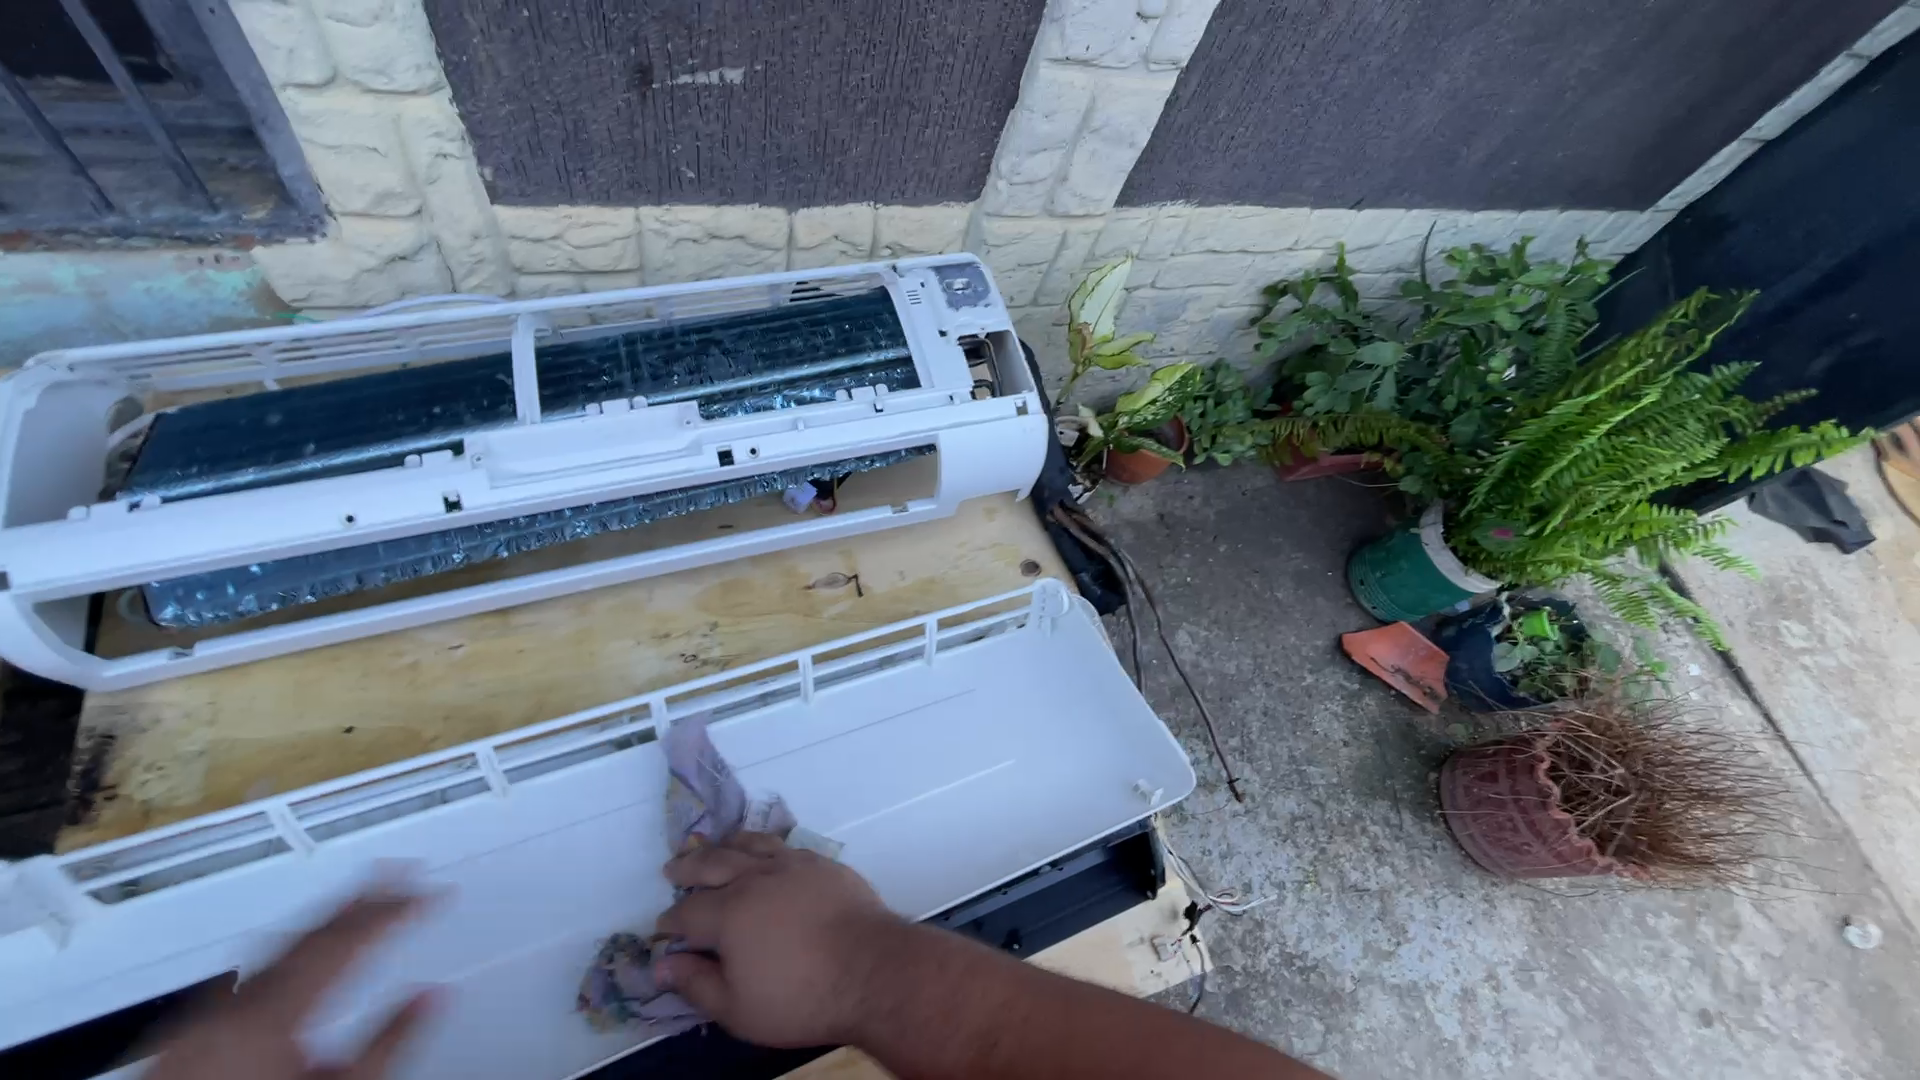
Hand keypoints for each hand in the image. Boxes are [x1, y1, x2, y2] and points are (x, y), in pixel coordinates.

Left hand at [146, 888, 436, 1079]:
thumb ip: (388, 1038)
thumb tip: (431, 994)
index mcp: (271, 1012)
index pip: (347, 937)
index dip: (396, 905)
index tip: (429, 890)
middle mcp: (230, 1006)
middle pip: (308, 932)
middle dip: (362, 898)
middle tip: (401, 873)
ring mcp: (200, 1021)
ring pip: (275, 948)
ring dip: (324, 919)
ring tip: (359, 901)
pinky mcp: (182, 1038)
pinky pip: (247, 971)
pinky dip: (287, 948)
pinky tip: (299, 952)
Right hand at [652, 832, 904, 1047]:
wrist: (871, 968)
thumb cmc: (800, 997)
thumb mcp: (738, 1008)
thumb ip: (696, 983)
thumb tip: (663, 964)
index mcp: (730, 913)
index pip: (688, 911)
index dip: (671, 920)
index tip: (662, 927)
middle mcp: (757, 878)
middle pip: (713, 863)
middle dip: (689, 867)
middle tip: (673, 869)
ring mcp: (793, 864)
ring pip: (751, 845)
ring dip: (726, 846)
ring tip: (714, 848)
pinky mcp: (822, 863)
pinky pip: (784, 845)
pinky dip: (764, 845)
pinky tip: (765, 851)